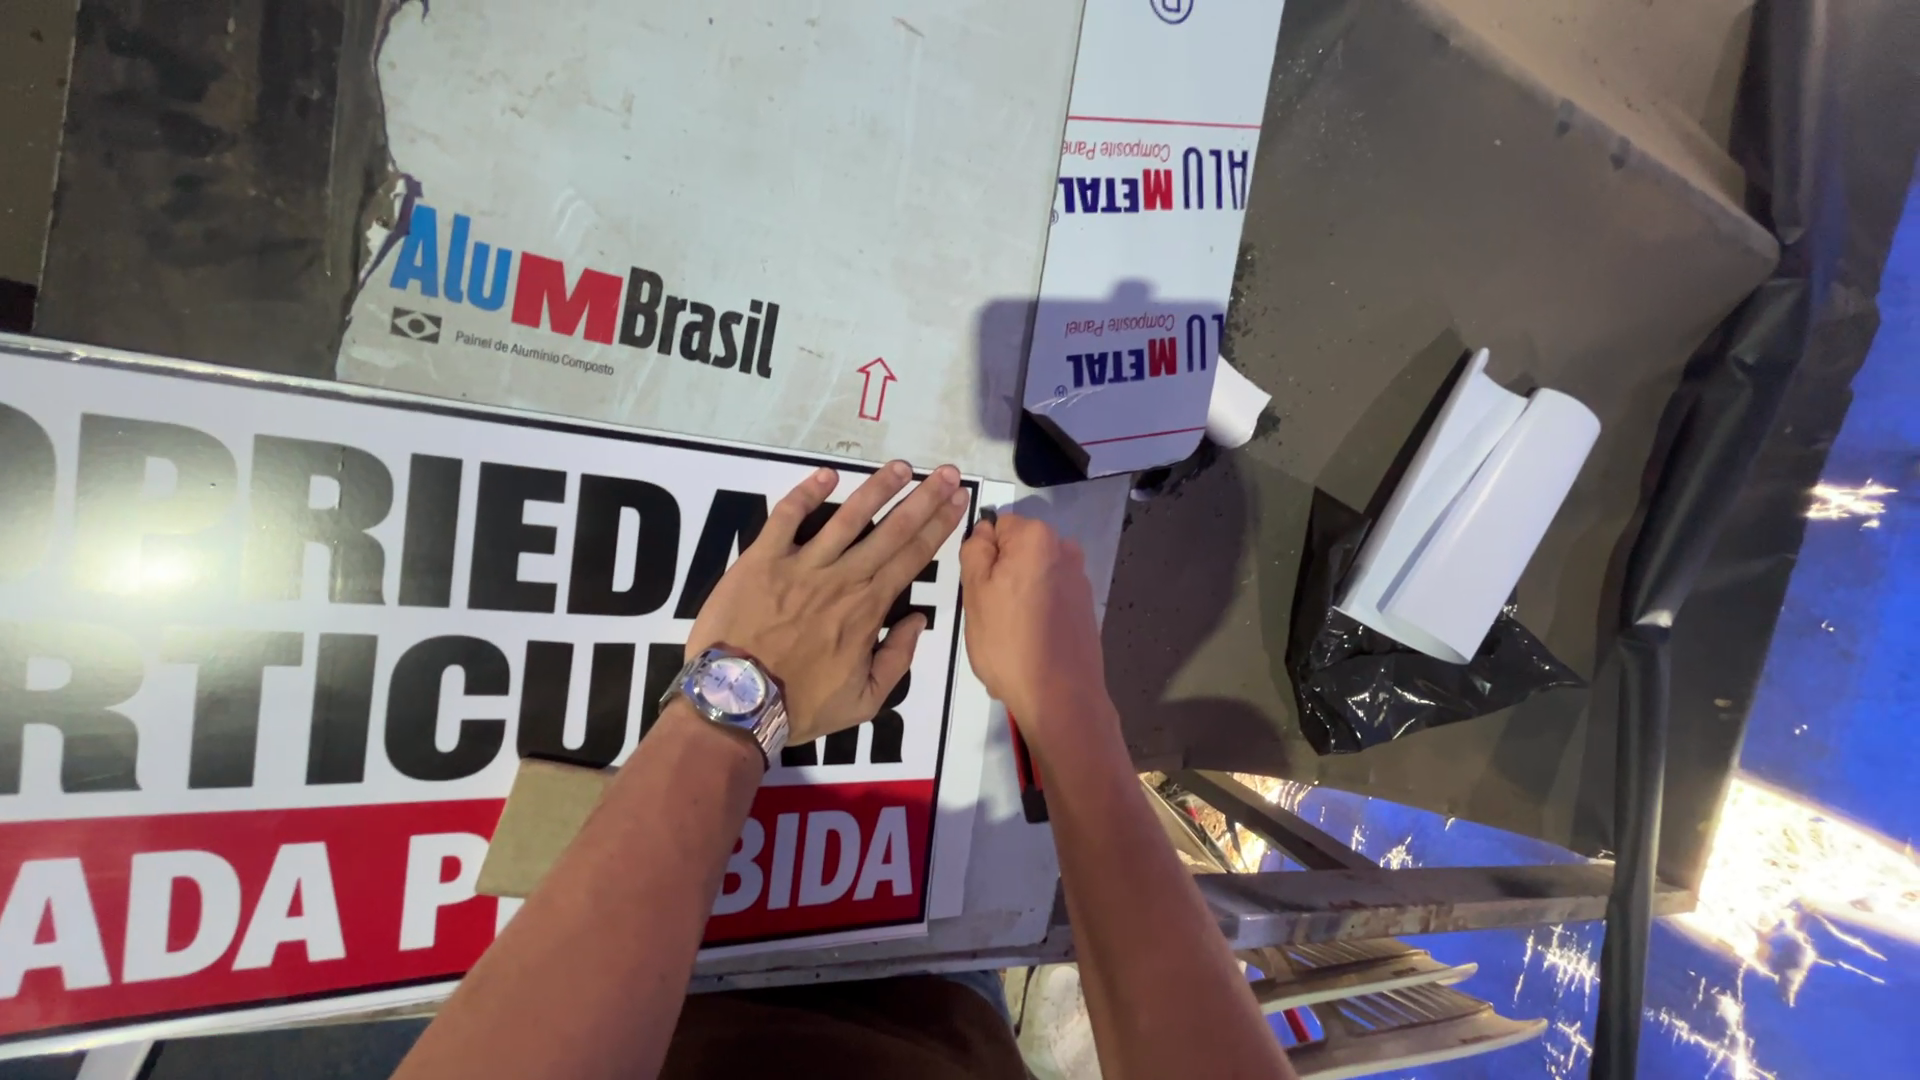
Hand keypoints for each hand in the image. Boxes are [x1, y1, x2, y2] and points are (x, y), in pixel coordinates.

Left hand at [688, 460, 969, 744]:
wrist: (734, 700)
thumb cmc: (800, 705)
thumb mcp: (863, 701)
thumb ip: (897, 660)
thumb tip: (918, 620)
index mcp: (868, 607)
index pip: (913, 557)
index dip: (939, 526)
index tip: (958, 502)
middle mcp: (843, 577)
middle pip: (892, 530)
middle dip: (924, 498)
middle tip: (947, 472)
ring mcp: (801, 564)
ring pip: (848, 517)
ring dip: (877, 488)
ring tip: (901, 466)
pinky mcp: (762, 558)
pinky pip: (787, 517)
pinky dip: (806, 494)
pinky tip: (826, 476)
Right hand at [959, 513, 1109, 749]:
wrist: (1061, 697)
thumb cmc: (1009, 643)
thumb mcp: (974, 592)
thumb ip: (975, 551)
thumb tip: (985, 532)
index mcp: (1037, 537)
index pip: (997, 527)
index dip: (982, 555)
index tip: (978, 588)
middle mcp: (1065, 549)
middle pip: (1018, 551)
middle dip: (1001, 575)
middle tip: (990, 612)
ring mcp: (1079, 579)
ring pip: (1033, 576)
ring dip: (1018, 595)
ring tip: (1009, 632)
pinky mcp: (1085, 607)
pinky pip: (1049, 598)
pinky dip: (1037, 613)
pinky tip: (1030, 642)